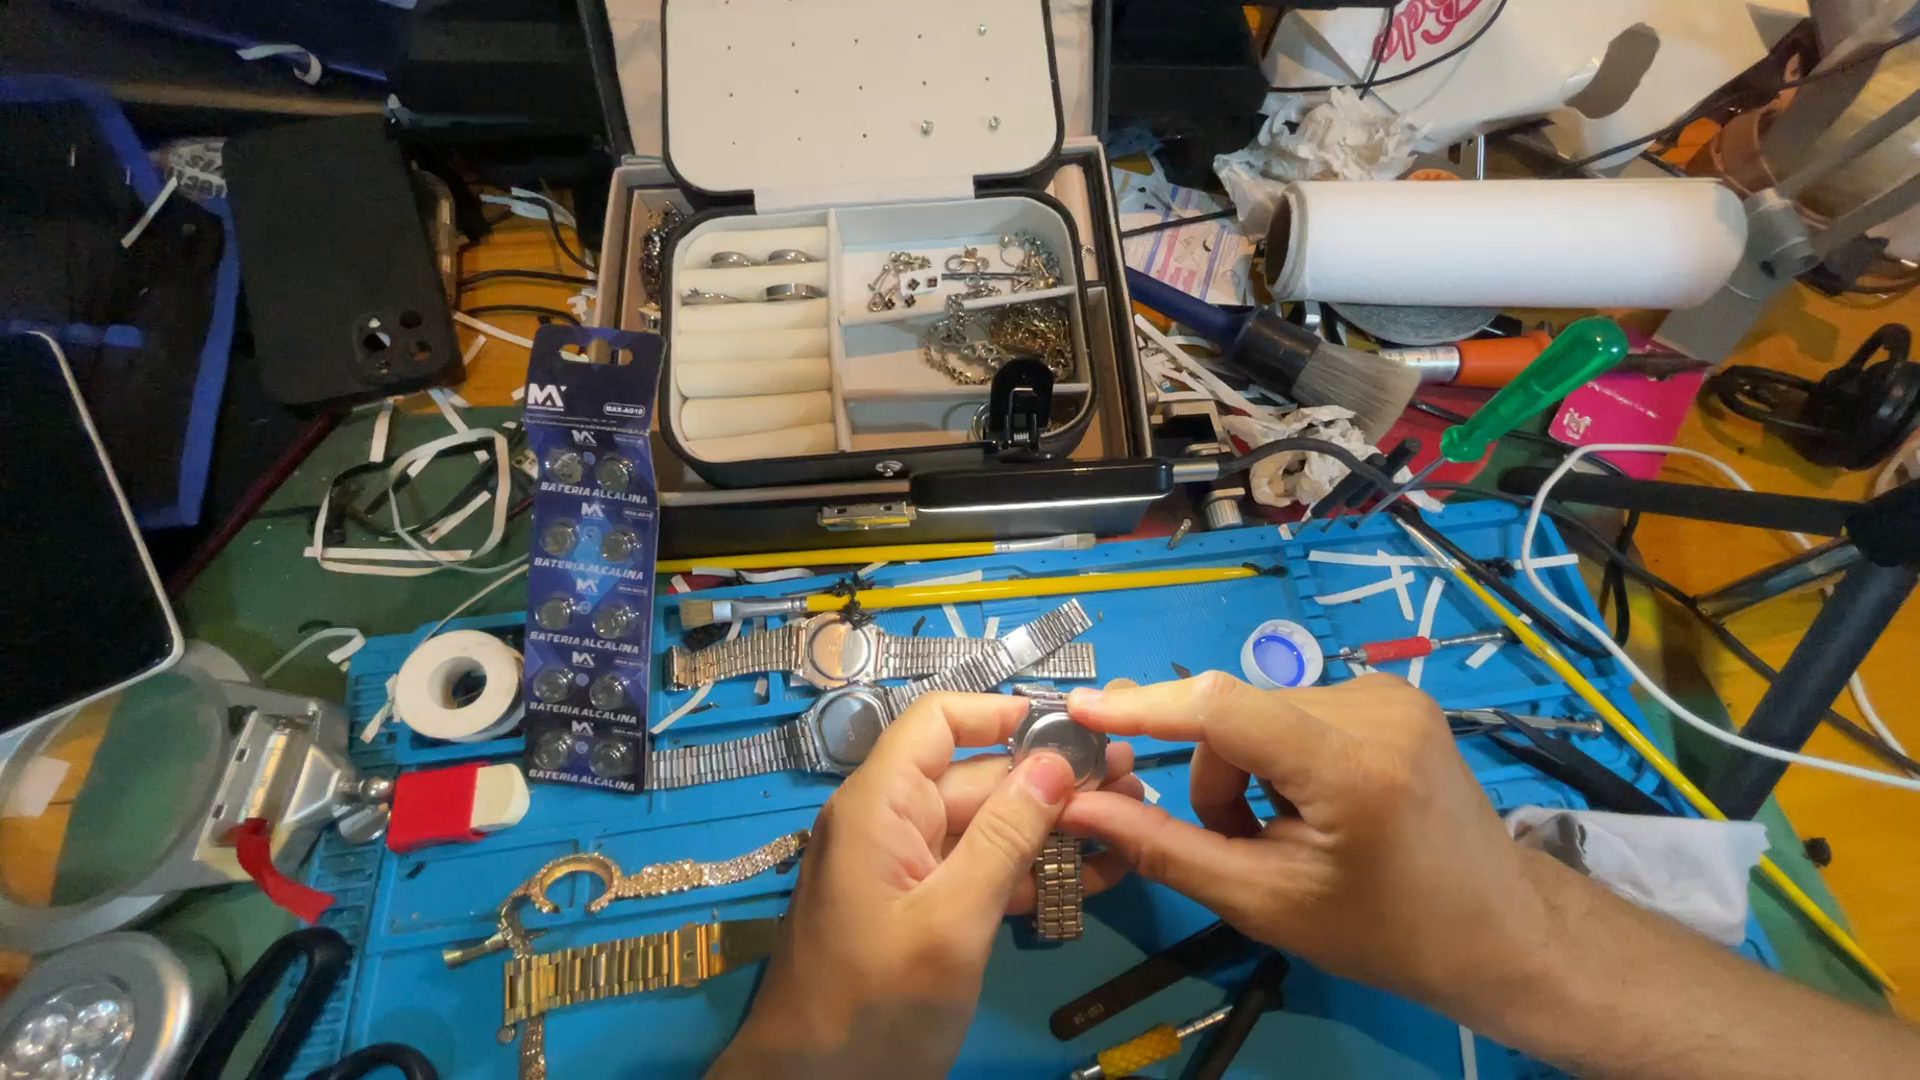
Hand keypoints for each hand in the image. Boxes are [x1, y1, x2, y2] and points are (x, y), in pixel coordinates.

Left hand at [712, 692, 1142, 1078]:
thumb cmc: (872, 1007)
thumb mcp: (950, 923)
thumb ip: (1004, 837)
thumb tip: (1054, 762)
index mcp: (881, 802)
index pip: (938, 722)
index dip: (1000, 714)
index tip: (1067, 726)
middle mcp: (894, 819)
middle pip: (977, 775)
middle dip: (1049, 779)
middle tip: (1127, 782)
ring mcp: (909, 863)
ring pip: (988, 825)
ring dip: (1051, 827)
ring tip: (1122, 823)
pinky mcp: (925, 902)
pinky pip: (981, 868)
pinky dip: (1029, 871)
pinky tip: (1090, 875)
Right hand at [1058, 673, 1556, 1023]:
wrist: (1507, 932)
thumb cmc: (1387, 933)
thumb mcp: (1264, 904)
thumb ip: (1163, 848)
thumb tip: (1081, 806)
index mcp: (1351, 769)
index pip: (1222, 709)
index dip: (1143, 706)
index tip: (1082, 708)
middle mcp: (1372, 708)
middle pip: (1233, 717)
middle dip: (1212, 775)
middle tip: (1231, 837)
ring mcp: (1386, 693)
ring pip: (1257, 711)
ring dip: (1242, 766)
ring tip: (1279, 827)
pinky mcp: (1388, 692)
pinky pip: (1290, 708)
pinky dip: (1274, 751)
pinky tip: (1310, 798)